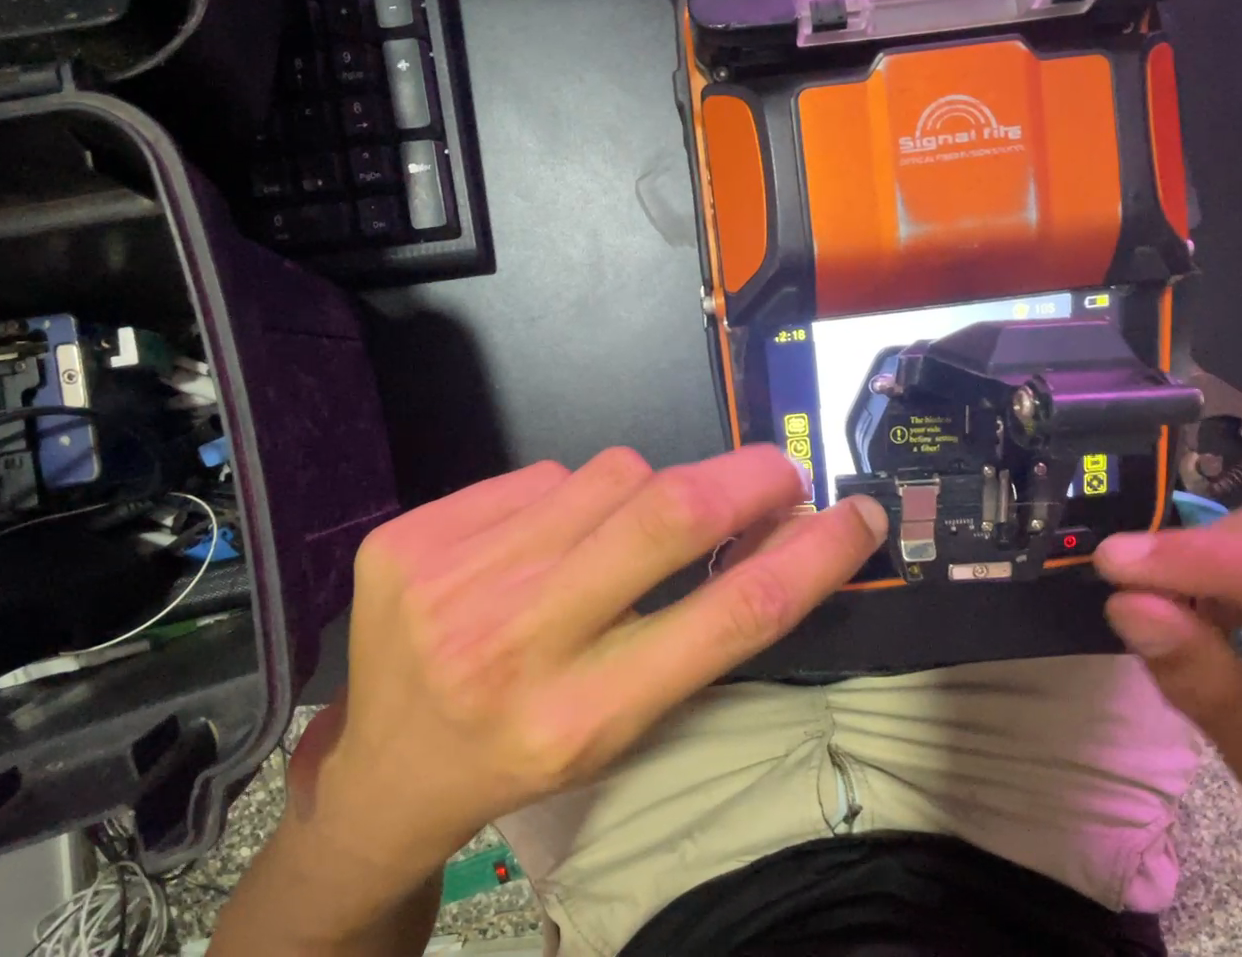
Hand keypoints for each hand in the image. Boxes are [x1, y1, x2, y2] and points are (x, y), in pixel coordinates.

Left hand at [283, 446, 886, 926]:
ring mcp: (452, 578)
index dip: (810, 557)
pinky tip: (541, 543)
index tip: (855, 515)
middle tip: (779, 472)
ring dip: (644, 491)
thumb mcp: (621, 725)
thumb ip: (693, 630)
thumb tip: (771, 528)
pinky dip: (568, 497)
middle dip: (744, 480)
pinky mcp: (412, 536)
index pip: (726, 618)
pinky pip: (541, 474)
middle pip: (667, 517)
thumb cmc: (527, 751)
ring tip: (620, 534)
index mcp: (583, 716)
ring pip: (608, 474)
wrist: (385, 769)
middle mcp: (514, 643)